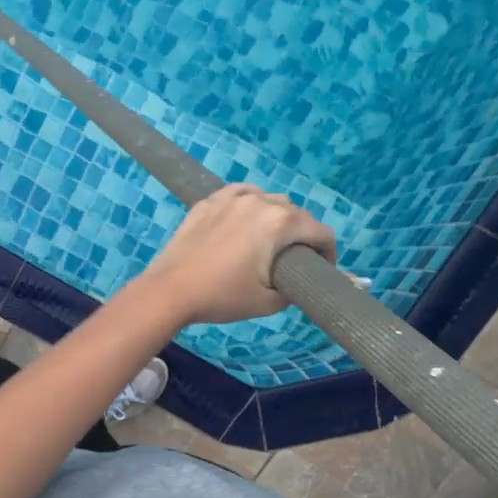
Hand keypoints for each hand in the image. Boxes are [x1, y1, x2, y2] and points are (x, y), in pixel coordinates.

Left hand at [140, 184, 338, 324]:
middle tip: (292, 260)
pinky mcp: (208, 202)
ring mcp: (231, 198)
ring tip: (267, 242)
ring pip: (268, 201)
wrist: (169, 291)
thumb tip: (309, 285)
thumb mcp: (267, 302)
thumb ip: (297, 291)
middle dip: (301, 236)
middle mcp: (260, 201)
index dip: (328, 254)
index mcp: (280, 222)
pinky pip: (240, 195)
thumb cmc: (220, 297)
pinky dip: (249, 205)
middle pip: (296, 214)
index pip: (321, 232)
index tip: (321, 270)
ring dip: (276, 218)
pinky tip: (244, 221)